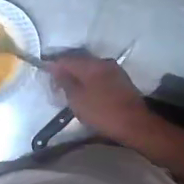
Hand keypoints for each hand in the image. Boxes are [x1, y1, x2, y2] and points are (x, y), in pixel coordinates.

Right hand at [46, 53, 160, 145]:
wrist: (135, 124)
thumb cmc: (102, 113)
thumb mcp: (77, 100)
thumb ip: (65, 81)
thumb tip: (55, 68)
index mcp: (90, 65)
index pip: (65, 59)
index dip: (53, 67)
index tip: (47, 79)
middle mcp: (103, 62)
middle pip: (79, 61)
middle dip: (66, 71)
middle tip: (58, 87)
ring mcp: (115, 70)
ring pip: (90, 68)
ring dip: (79, 76)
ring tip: (72, 91)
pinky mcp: (122, 80)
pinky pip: (100, 75)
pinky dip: (91, 81)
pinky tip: (88, 93)